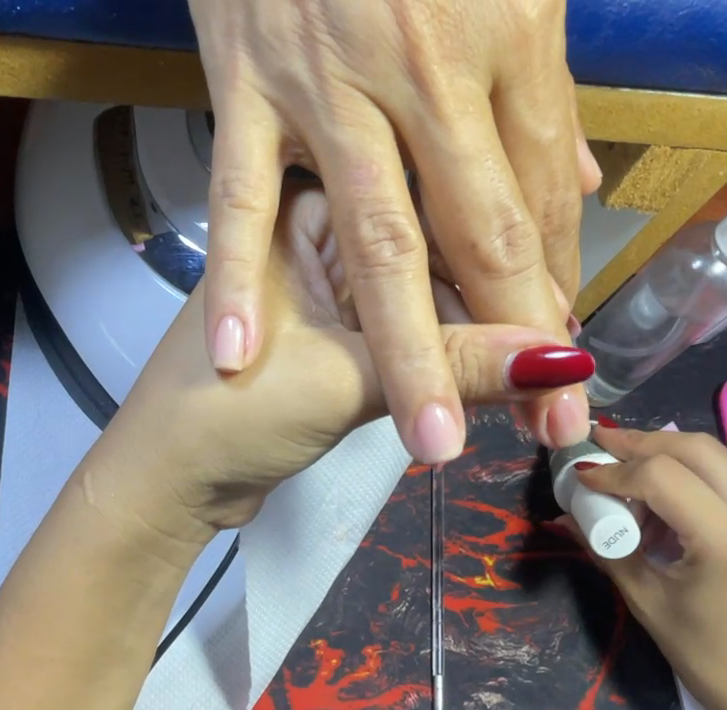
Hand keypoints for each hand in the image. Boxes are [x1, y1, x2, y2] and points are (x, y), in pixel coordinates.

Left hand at [83, 184, 594, 545]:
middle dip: (499, 318)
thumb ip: (451, 366)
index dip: (501, 273)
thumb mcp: (342, 382)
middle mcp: (326, 230)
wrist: (163, 486)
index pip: (430, 217)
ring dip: (479, 344)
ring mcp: (332, 284)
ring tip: (544, 382)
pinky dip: (449, 359)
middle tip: (563, 368)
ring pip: (428, 300)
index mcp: (312, 205)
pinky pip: (409, 333)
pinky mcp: (337, 334)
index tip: (562, 324)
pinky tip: (499, 377)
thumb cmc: (223, 416)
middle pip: (438, 260)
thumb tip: (557, 361)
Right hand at [189, 0, 602, 464]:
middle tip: (546, 436)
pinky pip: (239, 197)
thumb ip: (535, 98)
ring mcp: (329, 86)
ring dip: (408, 352)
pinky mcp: (244, 91)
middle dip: (519, 346)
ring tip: (434, 439)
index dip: (559, 292)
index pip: (540, 198)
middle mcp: (428, 70)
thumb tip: (575, 188)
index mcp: (503, 38)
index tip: (569, 374)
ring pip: (380, 238)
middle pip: (482, 236)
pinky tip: (238, 355)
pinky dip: (233, 276)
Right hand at [565, 426, 726, 709]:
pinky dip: (689, 476)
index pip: (661, 476)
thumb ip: (609, 549)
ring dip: (665, 455)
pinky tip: (658, 499)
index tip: (579, 476)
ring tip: (623, 473)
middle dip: (640, 442)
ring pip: (715, 457)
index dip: (614, 470)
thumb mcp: (648, 604)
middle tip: (598, 446)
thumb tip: (566, 516)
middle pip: (694, 448)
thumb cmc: (710, 661)